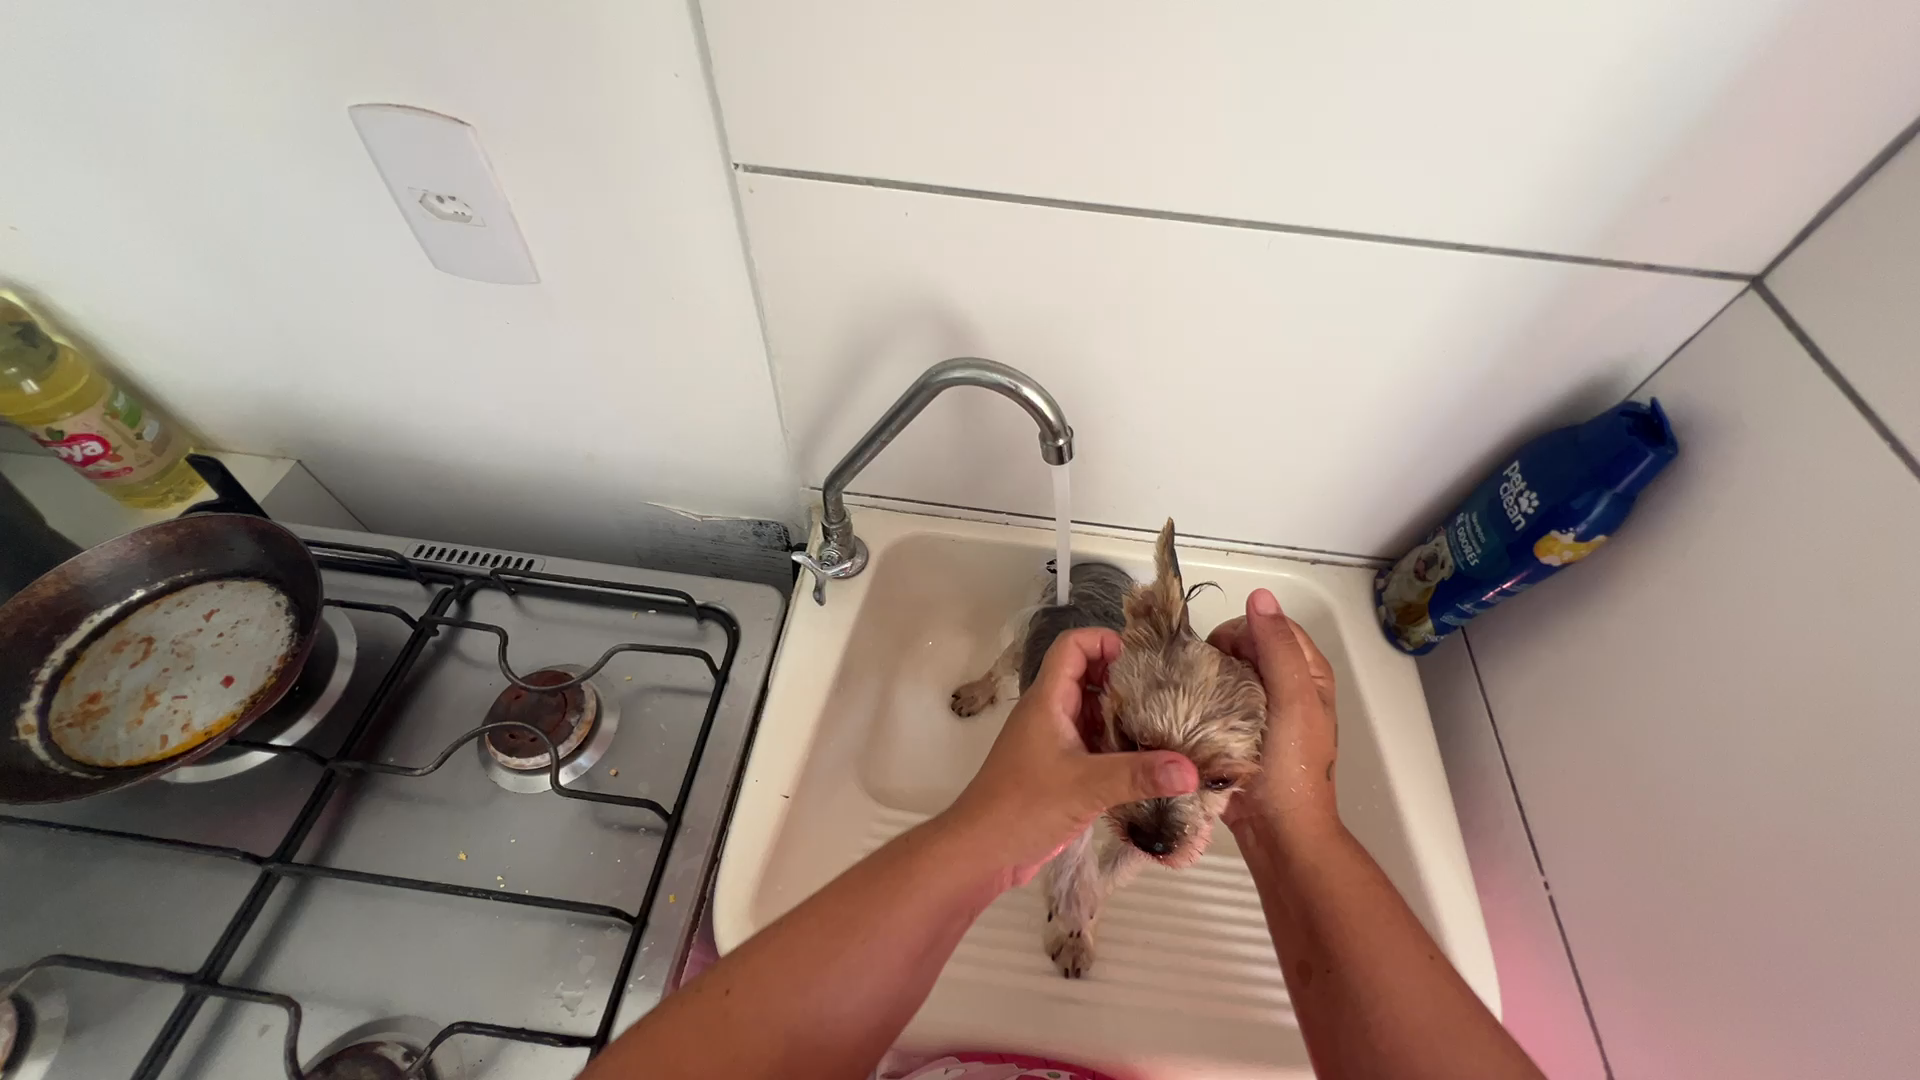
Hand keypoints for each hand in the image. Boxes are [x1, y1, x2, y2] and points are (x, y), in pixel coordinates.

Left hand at [942, 627, 1198, 889]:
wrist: (982, 849)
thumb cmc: (1023, 806)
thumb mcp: (1086, 786)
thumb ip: (1138, 774)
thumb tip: (1191, 769)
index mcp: (1048, 699)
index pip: (1072, 646)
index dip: (1105, 641)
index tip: (1144, 661)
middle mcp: (1050, 712)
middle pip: (1088, 676)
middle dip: (1126, 680)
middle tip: (1168, 695)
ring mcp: (1053, 740)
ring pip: (1092, 712)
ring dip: (1125, 716)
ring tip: (1168, 726)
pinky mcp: (1059, 767)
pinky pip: (1093, 743)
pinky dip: (1118, 746)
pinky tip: (1149, 763)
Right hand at [1206, 589, 1339, 836]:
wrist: (1278, 832)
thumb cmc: (1291, 768)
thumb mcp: (1293, 701)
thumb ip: (1277, 647)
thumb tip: (1258, 596)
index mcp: (1305, 673)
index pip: (1267, 626)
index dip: (1241, 631)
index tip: (1219, 654)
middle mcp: (1283, 687)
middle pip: (1242, 648)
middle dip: (1218, 656)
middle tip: (1205, 683)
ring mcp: (1258, 711)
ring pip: (1223, 674)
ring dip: (1204, 681)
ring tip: (1191, 700)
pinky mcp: (1234, 733)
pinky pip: (1212, 703)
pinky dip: (1198, 703)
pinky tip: (1187, 715)